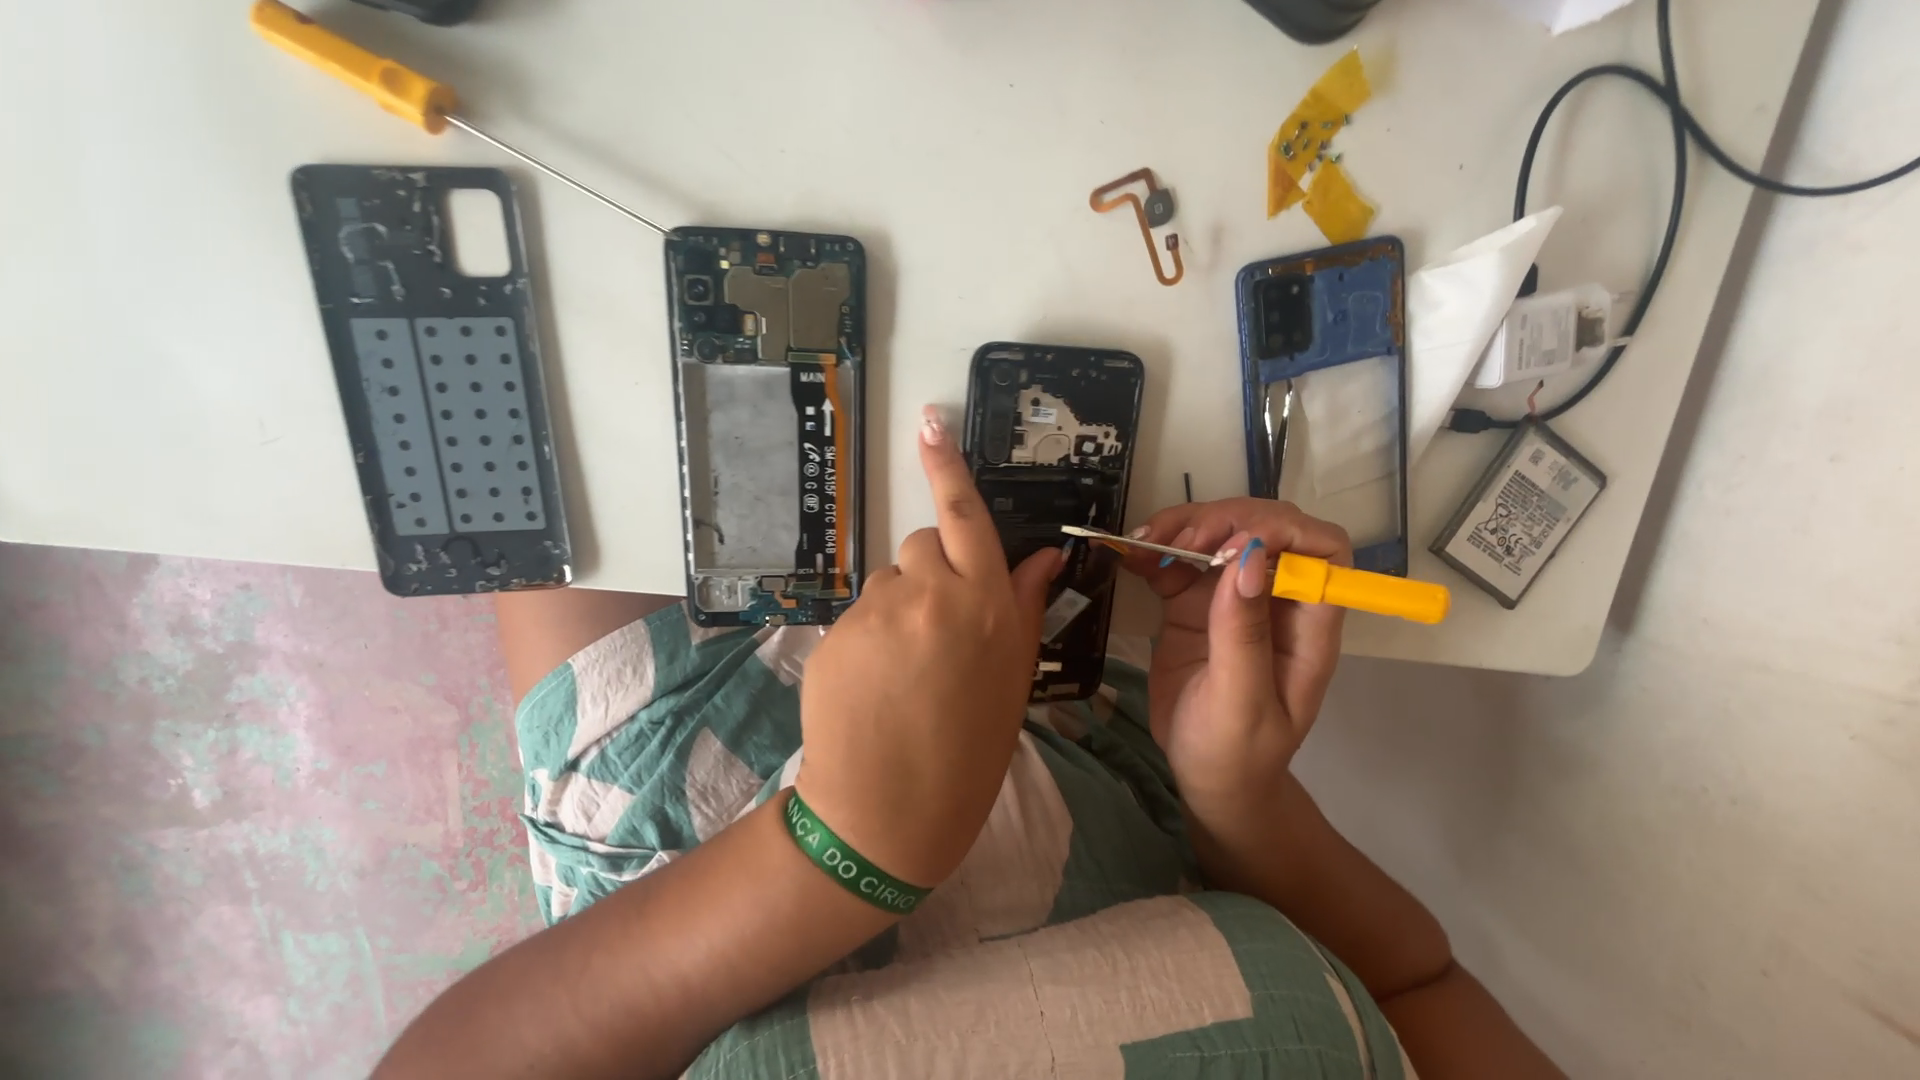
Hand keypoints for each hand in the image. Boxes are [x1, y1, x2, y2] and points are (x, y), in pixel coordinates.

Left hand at [795, 406, 1061, 888]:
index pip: (967, 517)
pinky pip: (857, 615)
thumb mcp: (1014, 678)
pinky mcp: (837, 633)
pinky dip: (866, 637)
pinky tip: (873, 684)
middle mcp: (934, 596)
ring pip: (887, 579)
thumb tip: (1045, 553)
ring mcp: (879, 613)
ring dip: (899, 606)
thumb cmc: (968, 750)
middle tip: (936, 627)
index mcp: (989, 605)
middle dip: (931, 569)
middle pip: (924, 543)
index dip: (948, 466)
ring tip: (904, 668)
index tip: (930, 421)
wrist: (891, 812)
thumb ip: (1025, 606)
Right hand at [1118, 499, 1351, 833]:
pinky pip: (1178, 562)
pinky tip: (1129, 554)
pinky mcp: (1193, 605)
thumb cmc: (1237, 753)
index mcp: (1307, 625)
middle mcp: (1276, 601)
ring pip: (1218, 536)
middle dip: (1223, 521)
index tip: (1231, 546)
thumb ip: (1244, 633)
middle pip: (1265, 530)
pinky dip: (1154, 550)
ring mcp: (1232, 599)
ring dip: (1183, 527)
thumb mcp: (1242, 703)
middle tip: (1177, 542)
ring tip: (1144, 542)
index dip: (1284, 532)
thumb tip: (1245, 559)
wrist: (1206, 779)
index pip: (1321, 551)